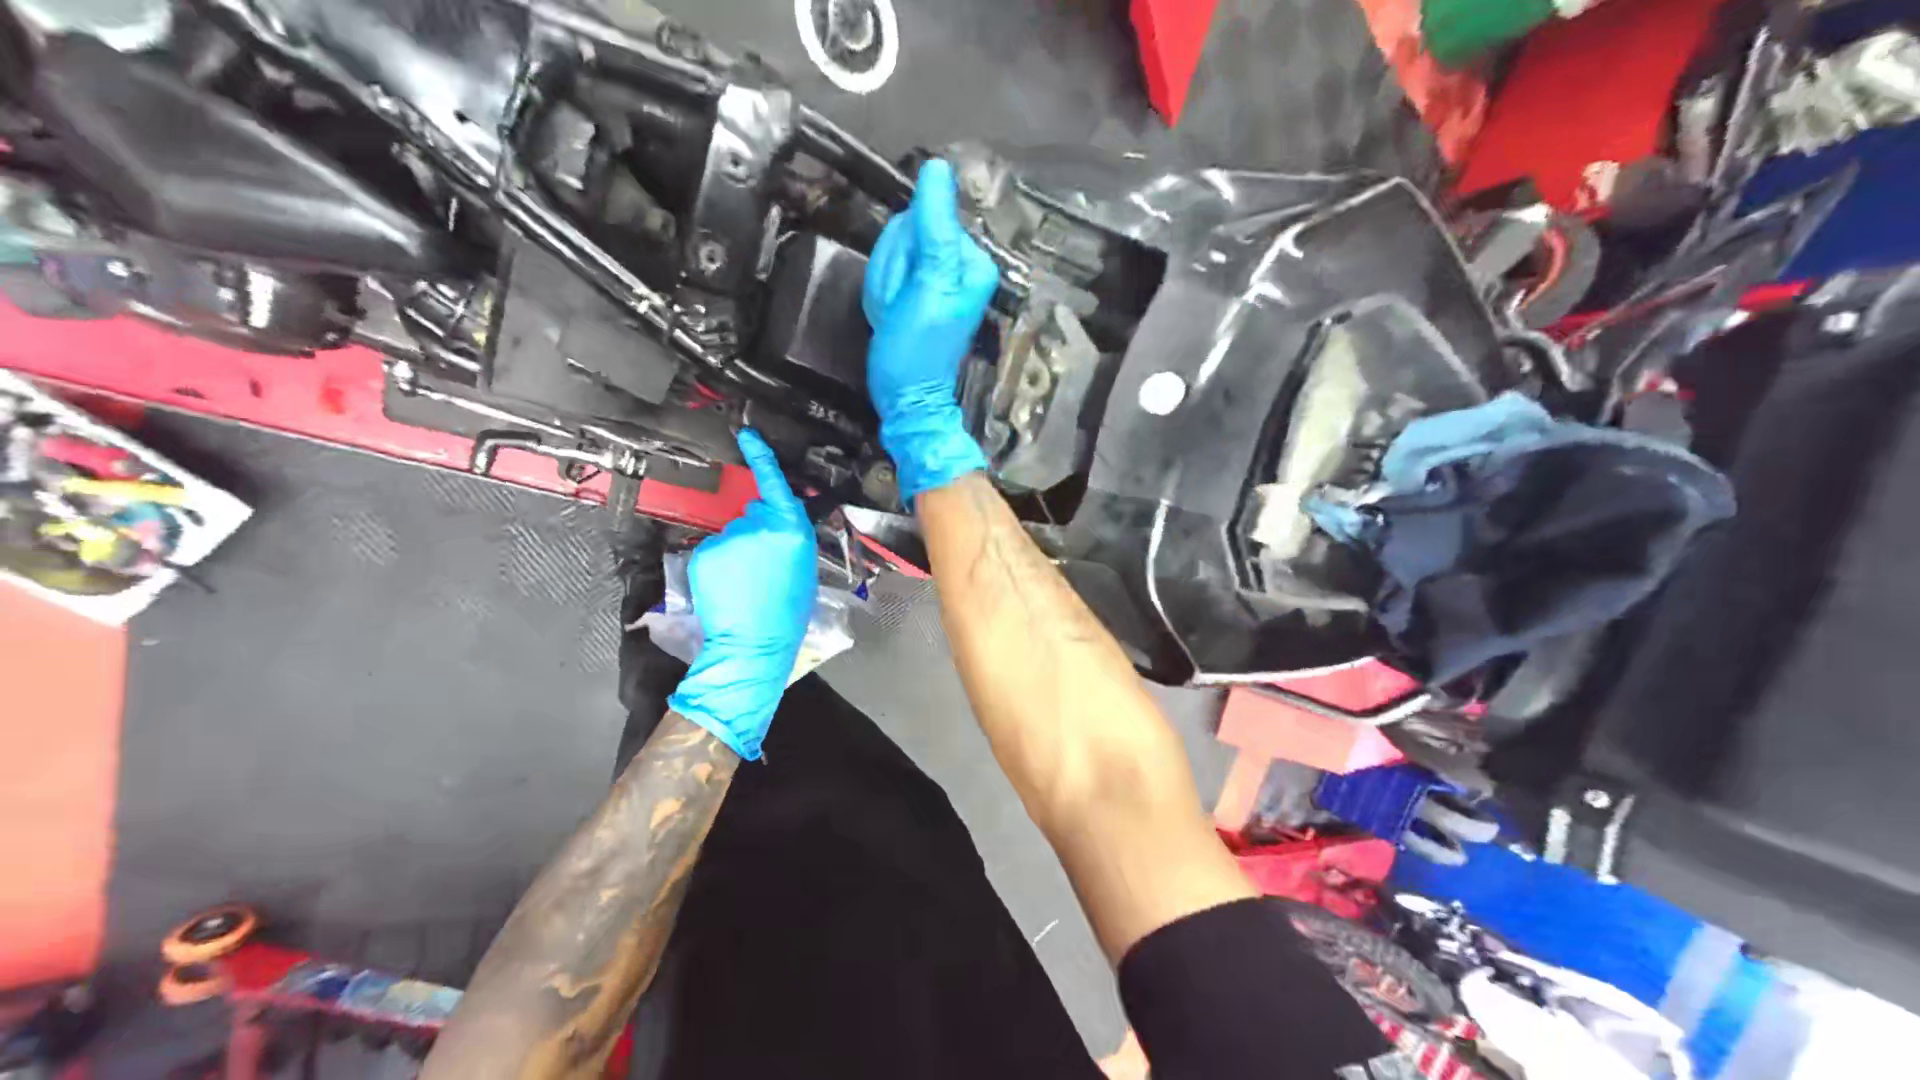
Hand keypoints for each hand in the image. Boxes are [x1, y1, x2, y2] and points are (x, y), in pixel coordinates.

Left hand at [667, 429, 818, 759]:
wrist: (756, 643)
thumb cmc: (786, 611)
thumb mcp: (802, 568)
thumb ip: (788, 538)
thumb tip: (774, 523)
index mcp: (792, 529)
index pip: (775, 483)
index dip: (761, 456)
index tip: (747, 432)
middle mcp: (761, 524)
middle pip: (751, 512)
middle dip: (753, 531)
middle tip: (762, 569)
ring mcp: (731, 536)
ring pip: (730, 532)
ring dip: (734, 550)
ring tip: (745, 583)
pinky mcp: (706, 550)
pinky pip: (710, 548)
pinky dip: (715, 563)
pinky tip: (727, 586)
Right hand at [864, 159, 1001, 498]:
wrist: (904, 396)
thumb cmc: (916, 348)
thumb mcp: (927, 286)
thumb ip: (934, 228)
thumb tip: (938, 168)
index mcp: (970, 259)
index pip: (923, 217)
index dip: (904, 248)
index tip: (908, 284)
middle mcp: (958, 264)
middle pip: (907, 232)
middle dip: (895, 267)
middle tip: (899, 303)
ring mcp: (936, 279)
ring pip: (893, 253)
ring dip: (885, 283)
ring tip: (894, 313)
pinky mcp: (918, 292)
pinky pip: (888, 274)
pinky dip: (882, 294)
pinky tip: (889, 316)